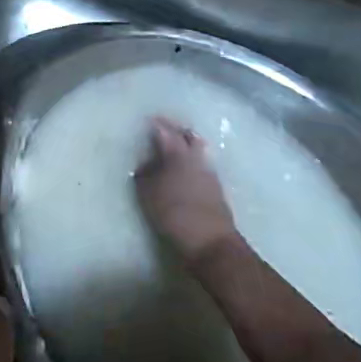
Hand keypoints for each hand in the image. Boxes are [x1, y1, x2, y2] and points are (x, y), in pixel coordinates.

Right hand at [135, 115, 239, 264]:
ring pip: (198, 148)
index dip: (157, 125)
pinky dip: (193, 159)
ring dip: (187, 143)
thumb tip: (144, 164)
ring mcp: (209, 171)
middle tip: (164, 128)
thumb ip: (144, 175)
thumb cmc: (174, 214)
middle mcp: (195, 157)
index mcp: (177, 154)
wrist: (210, 241)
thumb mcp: (148, 194)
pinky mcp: (216, 186)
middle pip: (188, 135)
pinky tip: (185, 168)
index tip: (148, 120)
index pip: (166, 131)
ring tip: (174, 147)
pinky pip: (203, 163)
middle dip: (176, 129)